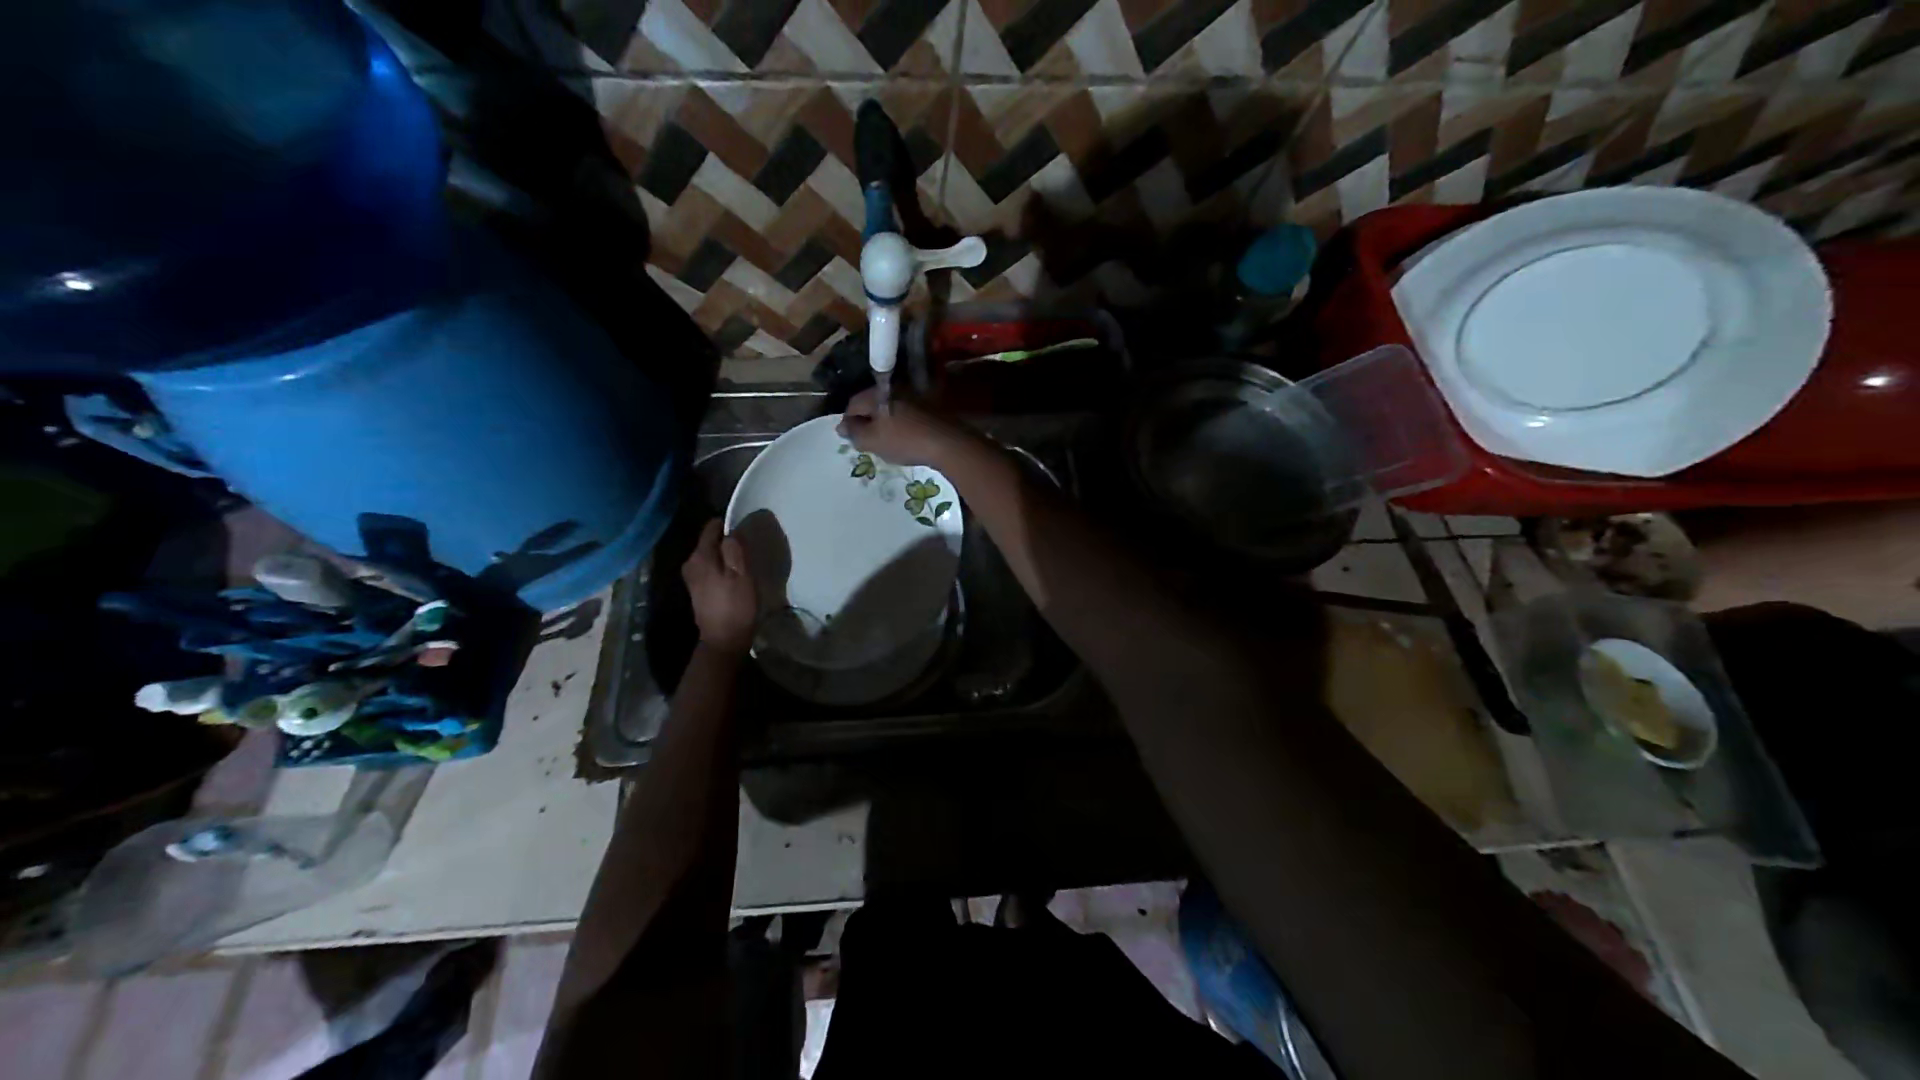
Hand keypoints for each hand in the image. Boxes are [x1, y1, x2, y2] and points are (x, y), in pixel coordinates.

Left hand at [681, 520, 755, 654]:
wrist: (723, 640)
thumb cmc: (736, 605)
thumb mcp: (741, 574)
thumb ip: (734, 549)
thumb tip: (730, 531)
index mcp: (700, 556)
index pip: (711, 527)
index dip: (728, 524)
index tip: (744, 529)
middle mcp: (690, 563)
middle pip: (709, 542)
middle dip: (726, 541)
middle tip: (746, 548)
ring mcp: (691, 577)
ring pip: (709, 555)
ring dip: (724, 555)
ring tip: (742, 562)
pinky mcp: (696, 589)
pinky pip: (709, 568)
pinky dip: (720, 567)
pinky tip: (733, 576)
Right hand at [836, 388, 971, 467]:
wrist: (947, 442)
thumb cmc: (905, 441)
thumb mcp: (872, 441)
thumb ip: (854, 432)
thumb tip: (842, 426)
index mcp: (878, 393)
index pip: (853, 404)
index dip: (848, 422)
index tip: (851, 438)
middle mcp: (895, 387)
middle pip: (872, 403)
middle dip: (867, 421)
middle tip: (867, 440)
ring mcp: (914, 394)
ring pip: (890, 407)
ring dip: (885, 422)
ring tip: (886, 441)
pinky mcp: (930, 404)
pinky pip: (907, 412)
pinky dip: (901, 423)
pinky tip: (905, 437)